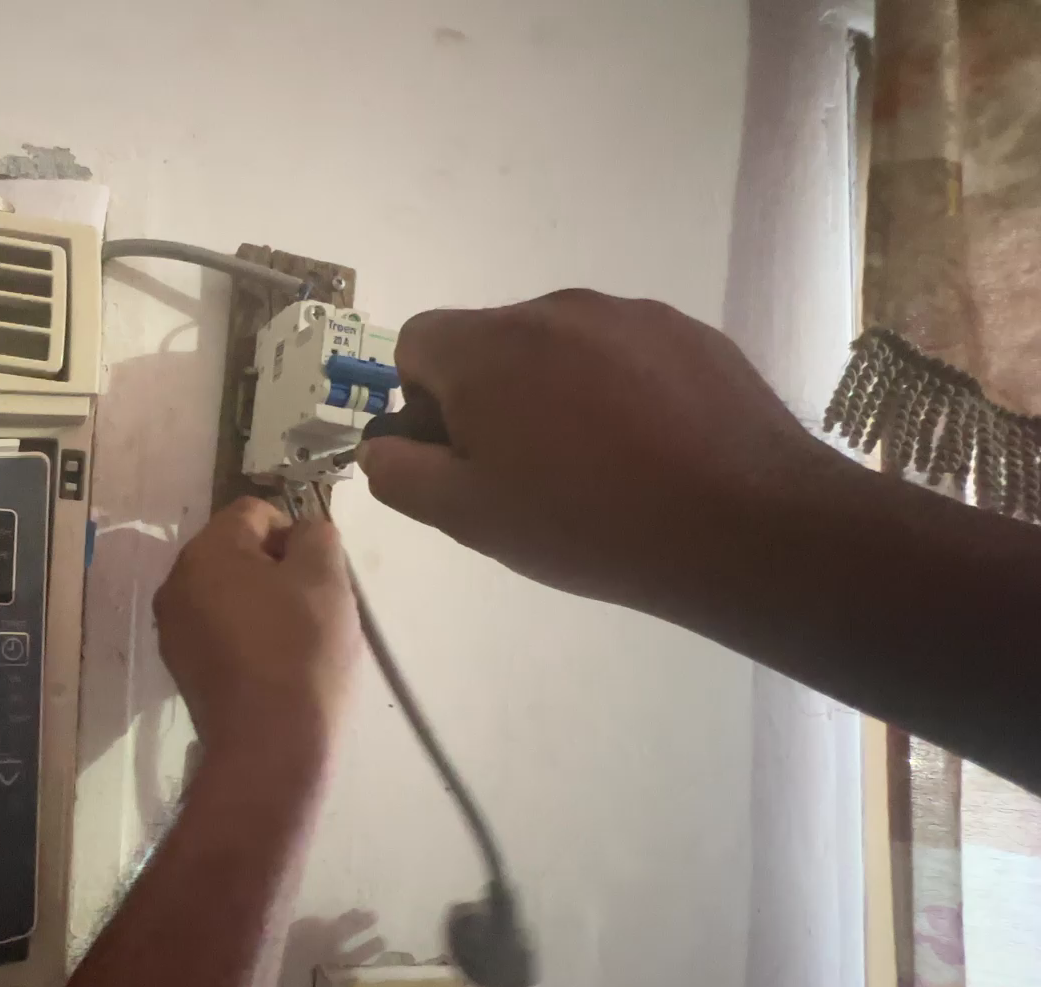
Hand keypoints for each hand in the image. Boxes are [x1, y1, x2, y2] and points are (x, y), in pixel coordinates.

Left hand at [152, 497, 359, 767]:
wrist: (267, 745)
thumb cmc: (300, 651)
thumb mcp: (325, 578)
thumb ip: (316, 535)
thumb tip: (300, 533)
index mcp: (205, 551)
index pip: (253, 512)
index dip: (293, 532)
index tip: (317, 572)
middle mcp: (175, 581)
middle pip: (234, 550)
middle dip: (275, 567)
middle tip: (310, 604)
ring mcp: (172, 624)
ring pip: (226, 590)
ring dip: (260, 600)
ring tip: (293, 637)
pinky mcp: (179, 662)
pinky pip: (215, 627)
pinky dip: (243, 632)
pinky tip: (269, 662)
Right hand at [357, 289, 842, 608]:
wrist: (750, 530)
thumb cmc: (582, 522)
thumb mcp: (461, 514)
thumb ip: (396, 473)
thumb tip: (382, 446)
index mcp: (490, 348)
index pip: (416, 339)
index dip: (418, 396)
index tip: (455, 448)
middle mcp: (555, 309)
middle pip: (482, 341)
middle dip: (479, 395)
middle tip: (515, 467)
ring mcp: (630, 314)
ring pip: (548, 345)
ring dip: (541, 391)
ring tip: (584, 461)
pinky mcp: (689, 332)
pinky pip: (612, 351)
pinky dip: (603, 388)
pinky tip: (637, 447)